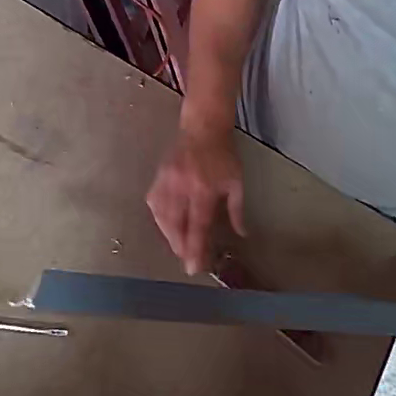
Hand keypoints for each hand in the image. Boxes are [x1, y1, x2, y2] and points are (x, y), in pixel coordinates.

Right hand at [146, 125, 245, 274]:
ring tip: (178, 246)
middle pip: (175, 226)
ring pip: (161, 218)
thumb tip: (241, 234)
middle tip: (187, 258)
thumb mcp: (236, 182)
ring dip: (169, 235)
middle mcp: (181, 188)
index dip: (195, 249)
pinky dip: (159, 219)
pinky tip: (167, 226)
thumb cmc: (223, 155)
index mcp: (203, 190)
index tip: (194, 267)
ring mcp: (166, 182)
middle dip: (180, 246)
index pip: (197, 227)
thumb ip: (236, 210)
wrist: (203, 128)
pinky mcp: (157, 178)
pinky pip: (154, 205)